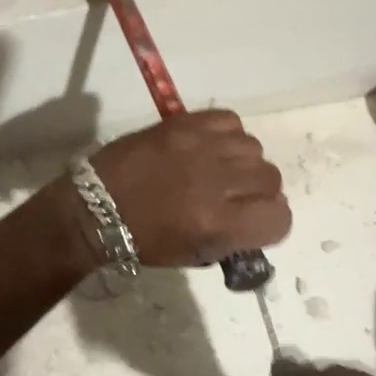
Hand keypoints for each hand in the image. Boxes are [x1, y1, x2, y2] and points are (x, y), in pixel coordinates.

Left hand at [89, 109, 290, 266]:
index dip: (269, 223)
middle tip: (234, 196)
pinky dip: (226, 134)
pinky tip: (208, 147)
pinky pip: (229, 120)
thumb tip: (258, 218)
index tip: (253, 222)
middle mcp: (217, 182)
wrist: (96, 205)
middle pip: (270, 179)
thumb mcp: (194, 254)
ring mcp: (201, 147)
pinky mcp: (184, 123)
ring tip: (217, 170)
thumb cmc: (142, 238)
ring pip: (253, 148)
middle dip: (258, 192)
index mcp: (218, 223)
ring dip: (242, 162)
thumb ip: (234, 237)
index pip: (278, 217)